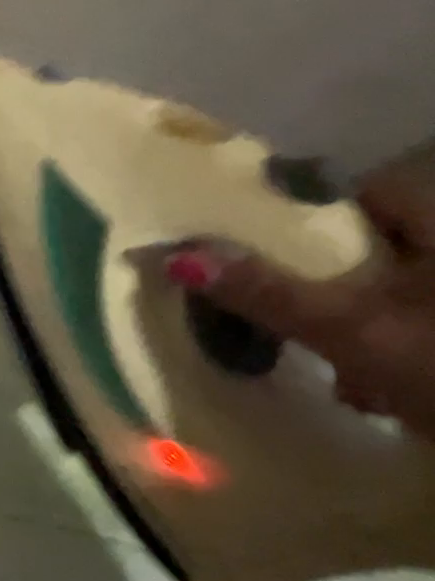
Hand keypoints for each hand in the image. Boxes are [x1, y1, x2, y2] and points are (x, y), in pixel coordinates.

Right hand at [161, 157, 434, 438]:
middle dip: (353, 287)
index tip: (292, 271)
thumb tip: (171, 252)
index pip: (367, 191)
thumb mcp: (355, 333)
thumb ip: (265, 289)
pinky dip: (431, 344)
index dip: (320, 228)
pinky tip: (419, 389)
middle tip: (325, 333)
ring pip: (428, 286)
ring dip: (393, 324)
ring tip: (371, 381)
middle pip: (398, 243)